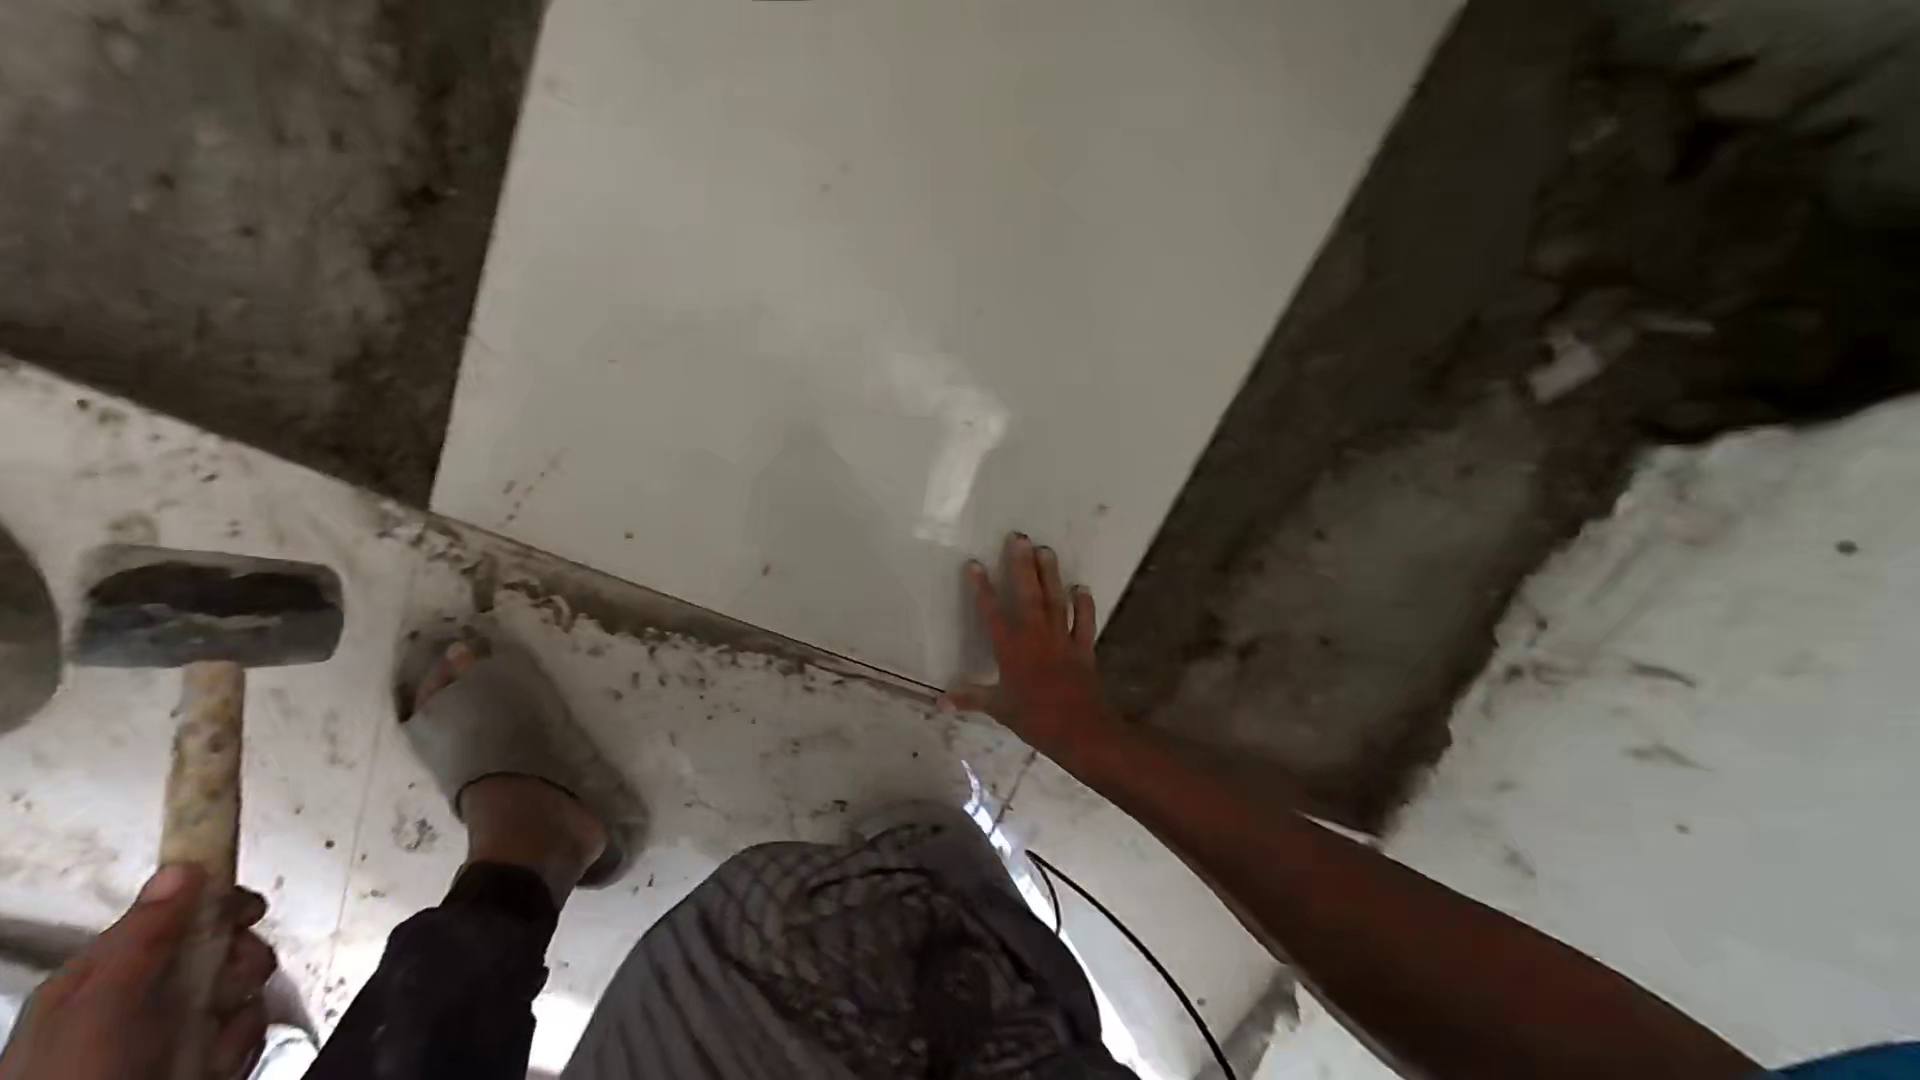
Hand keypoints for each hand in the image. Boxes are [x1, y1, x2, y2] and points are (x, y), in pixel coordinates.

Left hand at [0, 865, 276, 1079]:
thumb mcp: (98, 1010)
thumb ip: (141, 939)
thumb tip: (185, 864)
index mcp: (101, 977)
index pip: (177, 911)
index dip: (219, 903)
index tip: (250, 912)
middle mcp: (140, 995)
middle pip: (225, 944)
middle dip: (241, 964)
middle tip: (226, 990)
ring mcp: (172, 1028)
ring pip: (245, 984)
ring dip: (240, 1011)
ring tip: (210, 1047)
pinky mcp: (201, 1054)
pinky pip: (248, 1025)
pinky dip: (240, 1043)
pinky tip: (213, 1065)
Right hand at [943, 533, 1127, 764]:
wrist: (1077, 728)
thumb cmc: (1033, 717)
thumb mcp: (998, 708)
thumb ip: (970, 699)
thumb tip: (939, 702)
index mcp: (1010, 648)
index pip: (991, 612)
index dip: (981, 588)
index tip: (974, 563)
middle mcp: (1035, 635)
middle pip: (1027, 594)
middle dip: (1021, 565)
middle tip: (1019, 537)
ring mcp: (1061, 638)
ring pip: (1055, 600)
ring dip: (1050, 574)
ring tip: (1046, 549)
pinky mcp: (1083, 647)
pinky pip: (1084, 621)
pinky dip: (1084, 604)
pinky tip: (1082, 587)